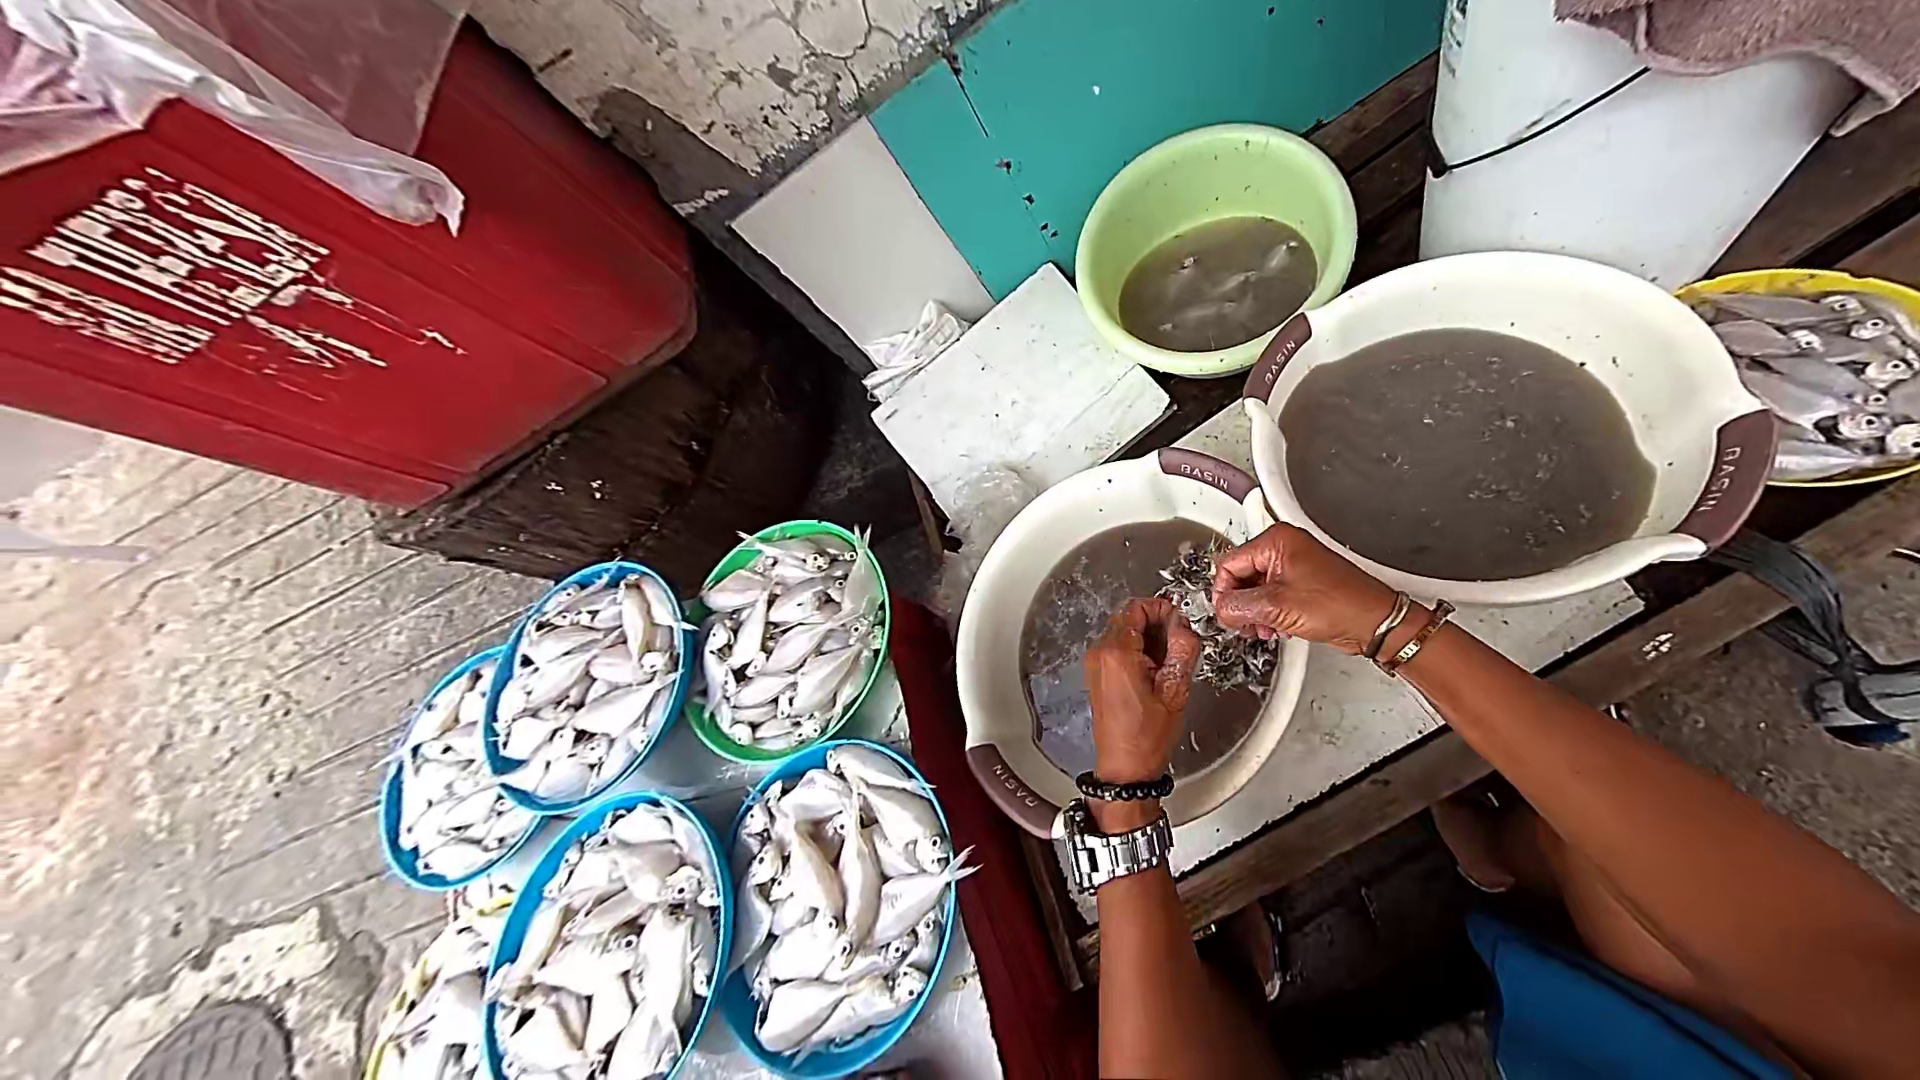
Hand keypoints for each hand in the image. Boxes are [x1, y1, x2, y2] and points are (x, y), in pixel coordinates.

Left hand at [1084, 598, 1200, 783]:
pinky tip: (1153, 672)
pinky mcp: (1097, 673)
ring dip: (1148, 638)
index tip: (1180, 621)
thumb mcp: (1176, 688)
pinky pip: (1118, 648)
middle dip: (1156, 624)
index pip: (1136, 607)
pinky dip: (1137, 651)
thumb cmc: (1146, 735)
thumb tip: (1184, 623)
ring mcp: (1095, 663)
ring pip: (1124, 632)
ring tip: (1167, 662)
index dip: (1162, 609)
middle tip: (1178, 643)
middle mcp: (1100, 652)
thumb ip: (1183, 648)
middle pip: (1129, 617)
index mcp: (1117, 652)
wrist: (1125, 764)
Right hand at [1210, 523, 1399, 654]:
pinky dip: (1268, 612)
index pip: (1228, 564)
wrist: (1376, 623)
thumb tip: (1220, 608)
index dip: (1224, 592)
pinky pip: (1270, 595)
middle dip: (1241, 604)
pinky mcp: (1301, 581)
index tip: (1227, 612)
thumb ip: (1237, 606)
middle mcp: (1284, 547)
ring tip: (1265, 627)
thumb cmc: (1342, 606)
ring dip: (1254, 611)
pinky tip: (1278, 625)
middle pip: (1240, 576)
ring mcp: (1293, 564)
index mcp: (1276, 541)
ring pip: (1254, 588)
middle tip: (1246, 622)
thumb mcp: (1275, 607)